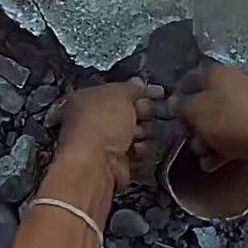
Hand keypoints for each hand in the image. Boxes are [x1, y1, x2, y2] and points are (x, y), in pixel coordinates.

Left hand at [52, 79, 166, 191]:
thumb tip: (140, 83)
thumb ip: (132, 87)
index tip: (157, 93)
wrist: (96, 165)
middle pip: (133, 112)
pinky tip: (136, 150)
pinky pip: (140, 151)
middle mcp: (97, 121)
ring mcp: (108, 143)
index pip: (121, 92)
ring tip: (137, 135)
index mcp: (89, 99)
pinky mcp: (120, 162)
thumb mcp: (119, 94)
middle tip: (143, 115)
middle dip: (143, 113)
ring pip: (141, 132)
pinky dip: (141, 150)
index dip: (140, 91)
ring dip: (144, 132)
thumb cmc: (100, 124)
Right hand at [169, 64, 247, 168]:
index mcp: (217, 73)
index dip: (176, 100)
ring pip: (218, 122)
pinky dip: (222, 147)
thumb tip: (172, 102)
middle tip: (185, 141)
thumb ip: (180, 106)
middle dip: (192, 126)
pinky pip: (233, 134)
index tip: (170, 119)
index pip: (188, 82)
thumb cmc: (229, 121)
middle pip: (204, 104)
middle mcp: (233, 84)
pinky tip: (213, 164)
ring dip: (206, 141)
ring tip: (202, 156)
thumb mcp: (195, 111)